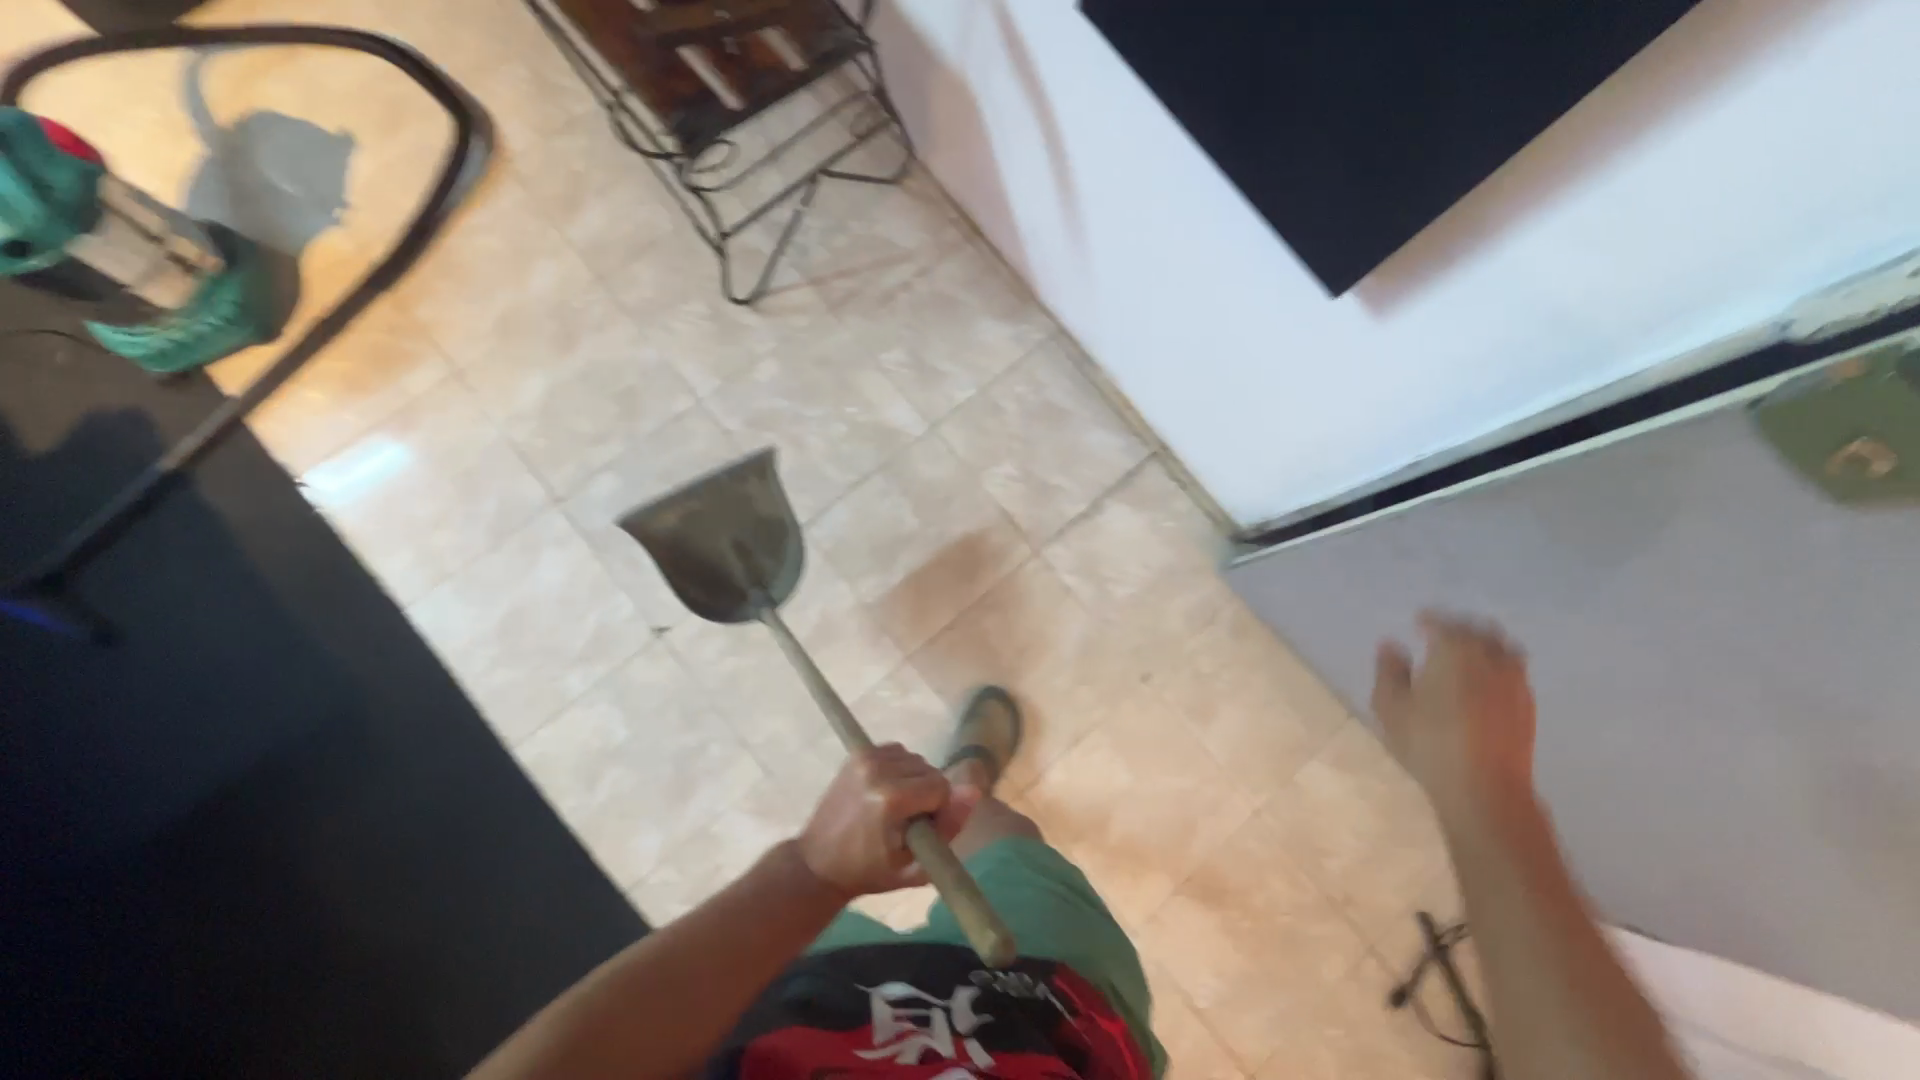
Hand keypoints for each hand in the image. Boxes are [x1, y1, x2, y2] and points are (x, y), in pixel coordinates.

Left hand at [795, 744, 979, 899]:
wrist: (818, 862)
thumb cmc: (869, 872)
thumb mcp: (915, 865)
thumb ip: (949, 828)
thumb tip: (975, 789)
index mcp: (891, 798)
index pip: (941, 787)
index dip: (938, 811)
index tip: (920, 830)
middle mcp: (877, 770)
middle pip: (929, 770)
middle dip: (927, 794)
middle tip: (906, 821)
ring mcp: (865, 758)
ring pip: (915, 759)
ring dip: (914, 780)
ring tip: (895, 807)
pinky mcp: (857, 753)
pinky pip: (897, 751)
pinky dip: (899, 768)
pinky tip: (887, 789)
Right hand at [1372, 612, 1537, 824]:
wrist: (1485, 789)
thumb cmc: (1429, 744)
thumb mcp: (1391, 707)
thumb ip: (1389, 671)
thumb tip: (1391, 646)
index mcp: (1455, 651)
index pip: (1443, 623)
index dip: (1429, 619)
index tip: (1418, 621)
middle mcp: (1490, 658)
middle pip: (1480, 630)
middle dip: (1461, 627)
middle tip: (1443, 634)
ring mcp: (1515, 682)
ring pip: (1504, 649)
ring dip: (1486, 645)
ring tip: (1468, 655)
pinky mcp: (1528, 706)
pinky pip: (1515, 673)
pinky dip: (1500, 667)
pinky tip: (1486, 683)